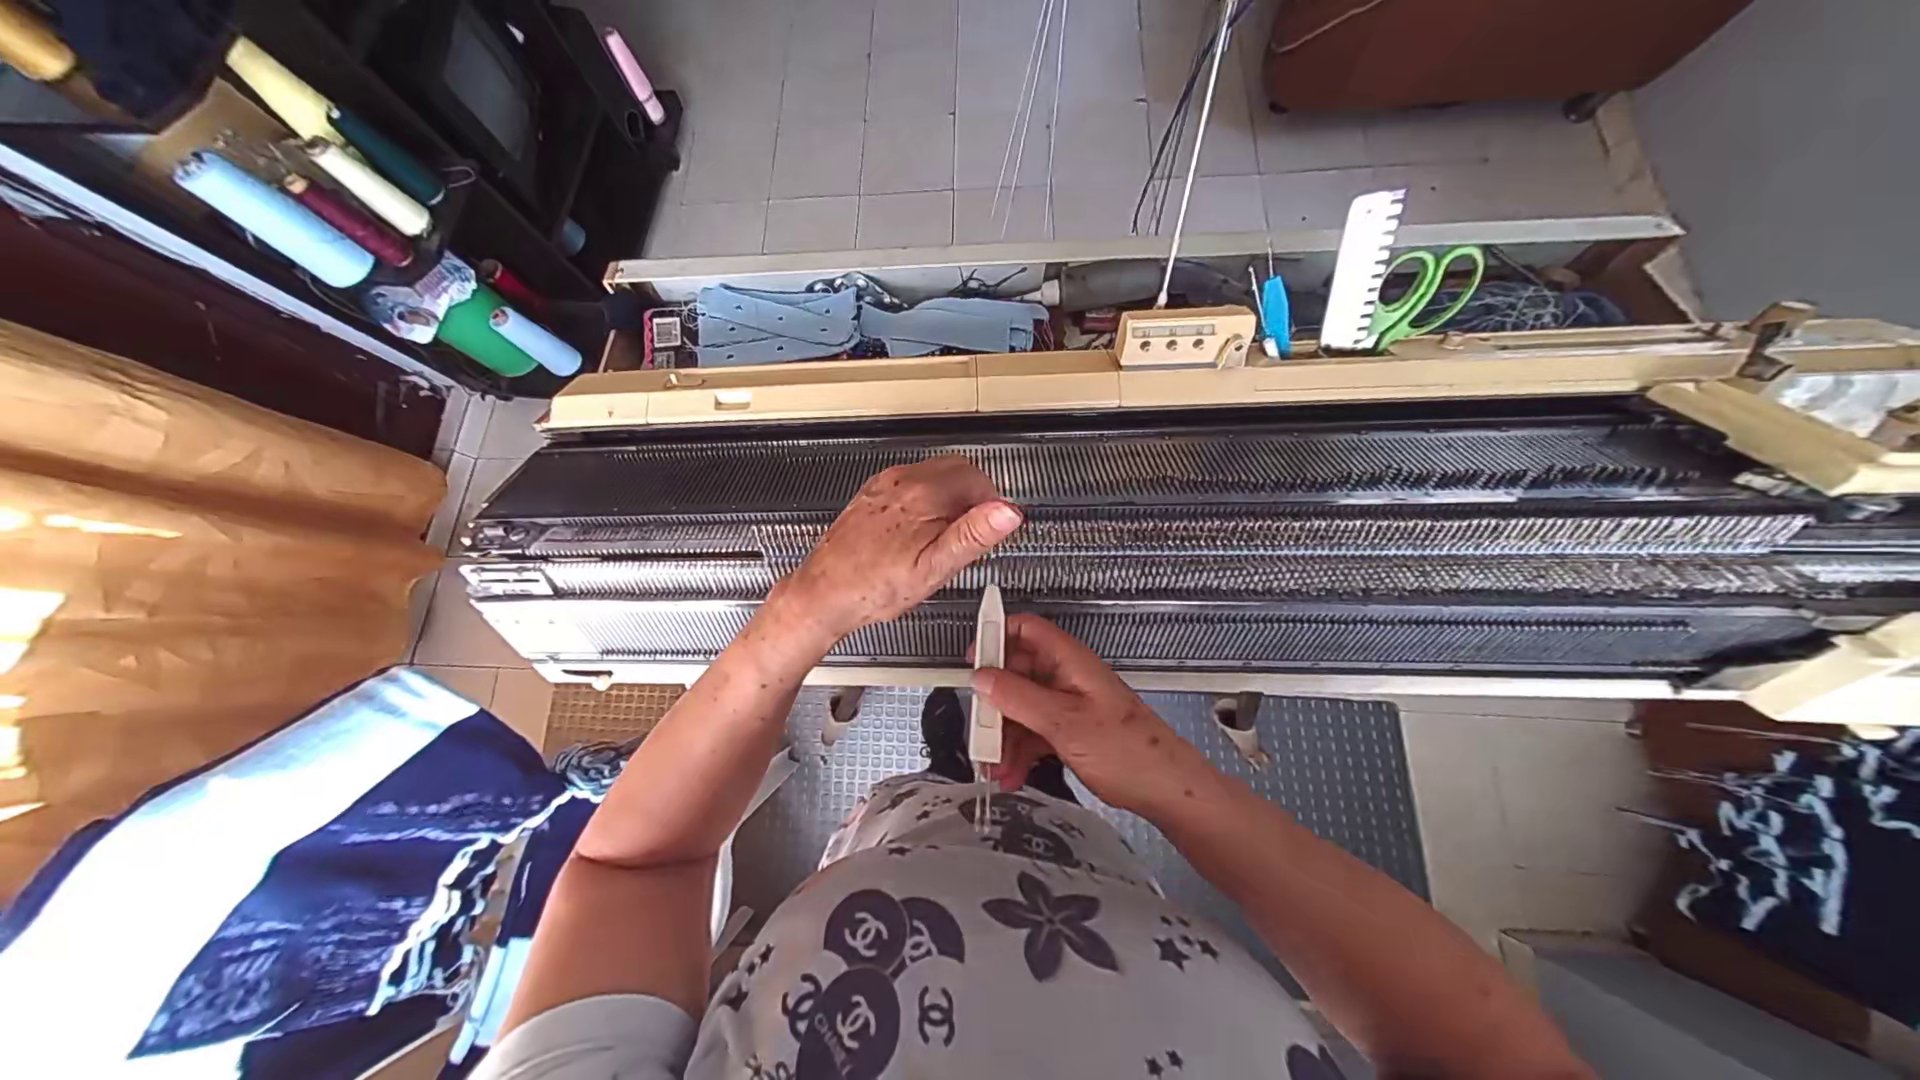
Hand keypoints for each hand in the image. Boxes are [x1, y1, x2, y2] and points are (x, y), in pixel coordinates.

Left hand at [772, 456, 1022, 643]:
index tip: (989, 529)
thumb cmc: (872, 587)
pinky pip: (911, 486)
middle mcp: (902, 481)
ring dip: (949, 498)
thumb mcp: (935, 567)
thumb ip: (974, 534)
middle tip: (970, 534)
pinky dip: (925, 502)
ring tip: (942, 538)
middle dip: (972, 497)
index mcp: (924, 494)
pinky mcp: (872, 495)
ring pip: (934, 476)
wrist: (824, 592)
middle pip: (958, 470)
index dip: (991, 506)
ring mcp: (884, 486)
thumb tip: (1006, 512)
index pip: (979, 478)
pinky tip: (916, 534)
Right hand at [971, 615, 1221, 816]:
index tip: (971, 660)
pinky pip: (1033, 733)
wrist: (1166, 790)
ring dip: (1003, 736)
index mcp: (1069, 661)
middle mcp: (1065, 677)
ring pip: (1020, 708)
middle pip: (1015, 674)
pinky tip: (1010, 775)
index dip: (996, 637)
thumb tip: (981, 676)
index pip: (1025, 629)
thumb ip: (1018, 697)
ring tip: (993, 766)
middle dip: (993, 703)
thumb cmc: (1130, 750)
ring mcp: (1067, 705)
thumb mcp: (1064, 722)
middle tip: (979, 729)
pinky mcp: (1069, 731)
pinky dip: (1019, 752)